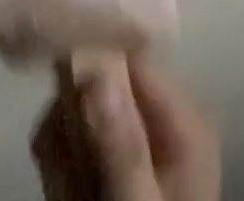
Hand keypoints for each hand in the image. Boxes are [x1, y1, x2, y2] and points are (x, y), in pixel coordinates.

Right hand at [32, 55, 220, 200]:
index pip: (128, 56)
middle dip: (68, 123)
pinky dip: (60, 161)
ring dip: (60, 147)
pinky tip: (68, 191)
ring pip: (74, 107)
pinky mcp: (117, 148)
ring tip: (69, 191)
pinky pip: (71, 131)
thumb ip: (121, 145)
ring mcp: (136, 131)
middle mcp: (162, 115)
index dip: (86, 64)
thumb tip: (98, 73)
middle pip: (94, 81)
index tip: (59, 99)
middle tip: (66, 169)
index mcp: (183, 120)